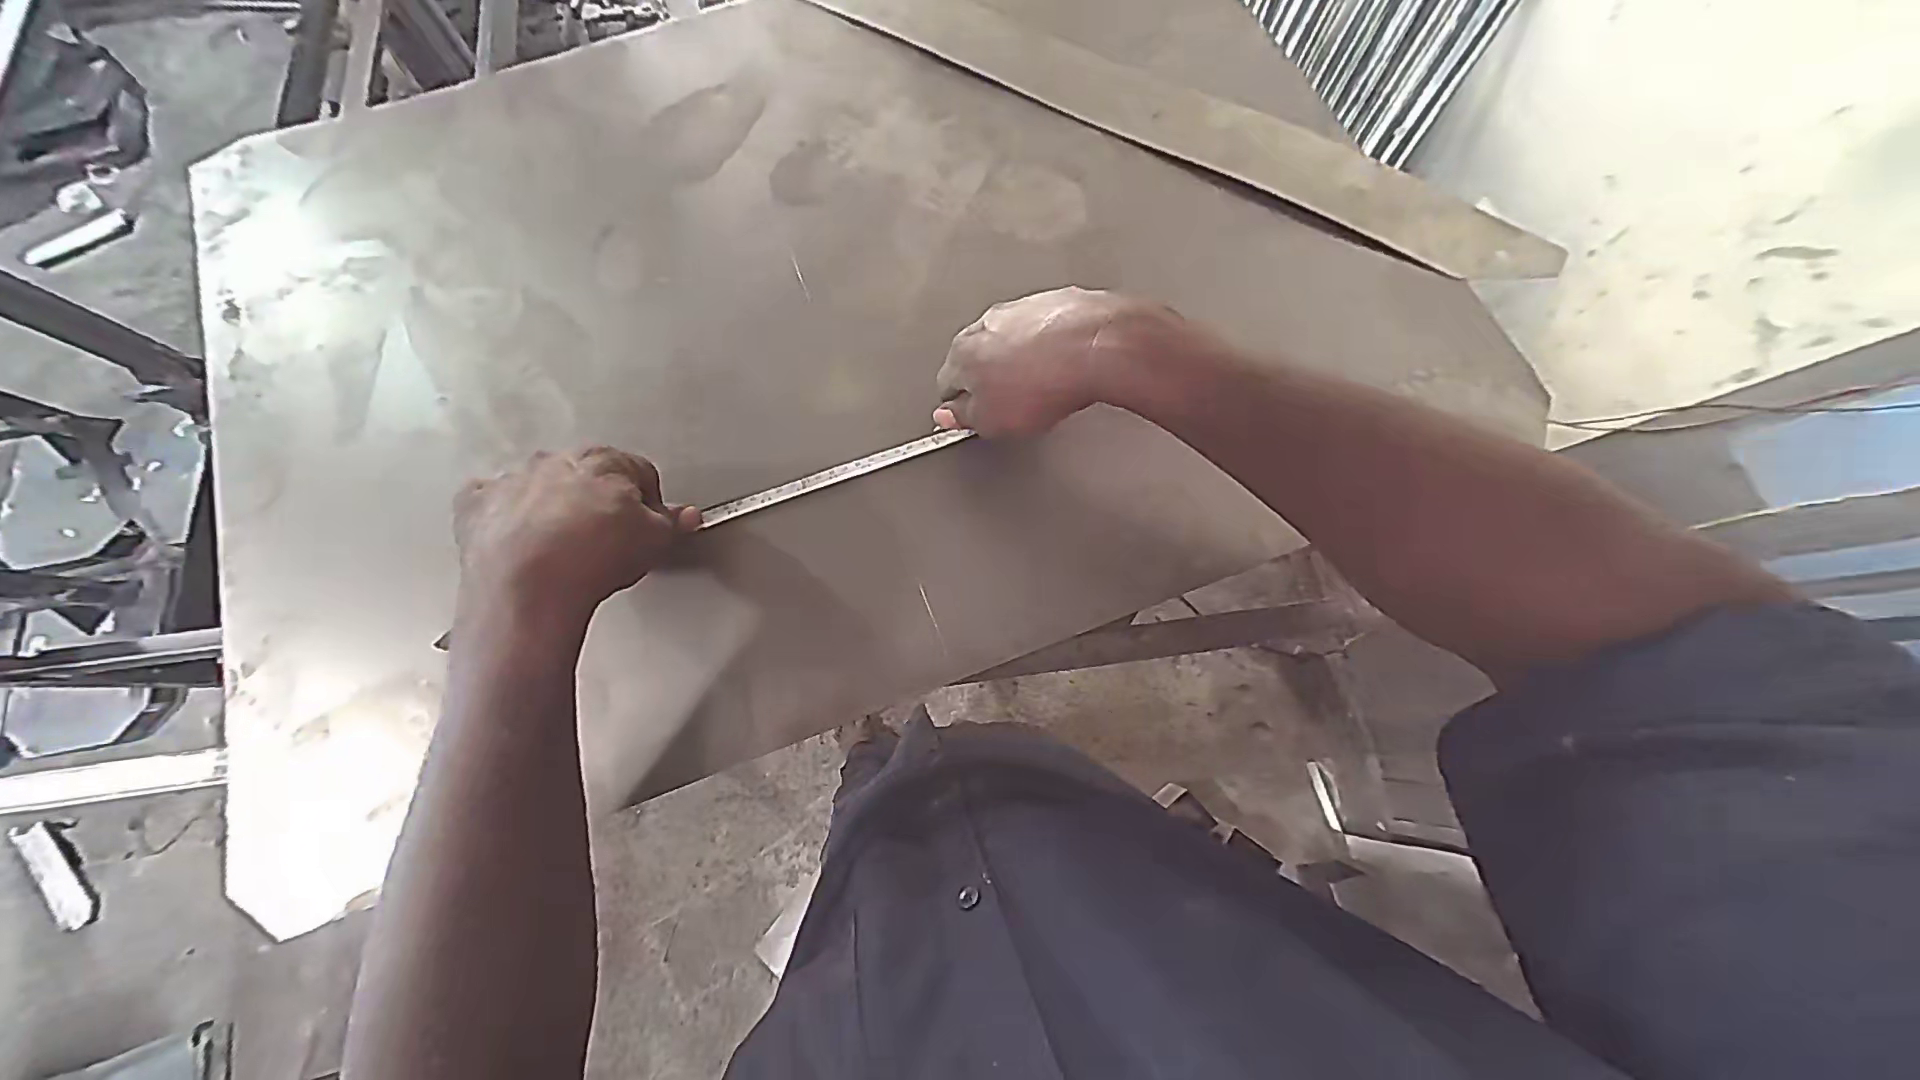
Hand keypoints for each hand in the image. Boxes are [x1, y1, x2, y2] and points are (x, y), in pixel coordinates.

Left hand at [453, 447, 698, 622]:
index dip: (649, 500)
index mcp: (605, 462)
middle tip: (612, 534)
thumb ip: (673, 522)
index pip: (639, 472)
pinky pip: (495, 501)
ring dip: (555, 505)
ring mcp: (514, 480)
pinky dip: (507, 516)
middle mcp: (557, 461)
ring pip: (542, 485)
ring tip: (570, 545)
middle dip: (601, 500)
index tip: (650, 521)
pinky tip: (523, 539)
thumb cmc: (591, 556)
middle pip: (588, 475)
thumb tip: (685, 516)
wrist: (530, 587)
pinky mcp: (479, 505)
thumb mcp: (656, 540)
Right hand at [933, 287, 1189, 436]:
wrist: (1101, 347)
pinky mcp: (1059, 302)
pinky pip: (1046, 329)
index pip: (947, 381)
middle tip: (1011, 405)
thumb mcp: (994, 420)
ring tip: (1043, 387)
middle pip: (979, 356)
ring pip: (1012, 339)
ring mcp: (1024, 307)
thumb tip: (949, 415)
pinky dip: (1050, 346)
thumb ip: (965, 417)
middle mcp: (988, 322)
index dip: (960, 404)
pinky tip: (1065, 367)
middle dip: (991, 378)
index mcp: (963, 351)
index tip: (973, 416)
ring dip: (1020, 360)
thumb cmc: (1048, 381)